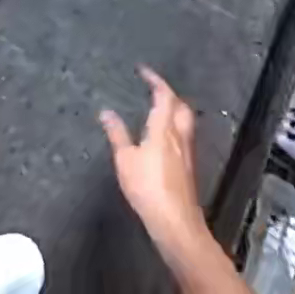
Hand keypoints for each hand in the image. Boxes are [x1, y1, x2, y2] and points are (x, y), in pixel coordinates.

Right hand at [99, 65, 204, 242]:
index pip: (165, 98)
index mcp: (163, 130)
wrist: (176, 223)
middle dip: (170, 95)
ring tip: (158, 106)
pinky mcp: (187, 169)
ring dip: (174, 110)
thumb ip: (117, 133)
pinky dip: (173, 126)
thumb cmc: (147, 186)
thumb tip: (106, 111)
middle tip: (154, 87)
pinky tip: (161, 135)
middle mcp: (179, 138)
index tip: (144, 71)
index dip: (156, 82)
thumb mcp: (124, 158)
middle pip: (182, 109)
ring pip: (185, 124)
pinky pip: (182, 137)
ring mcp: (186, 155)